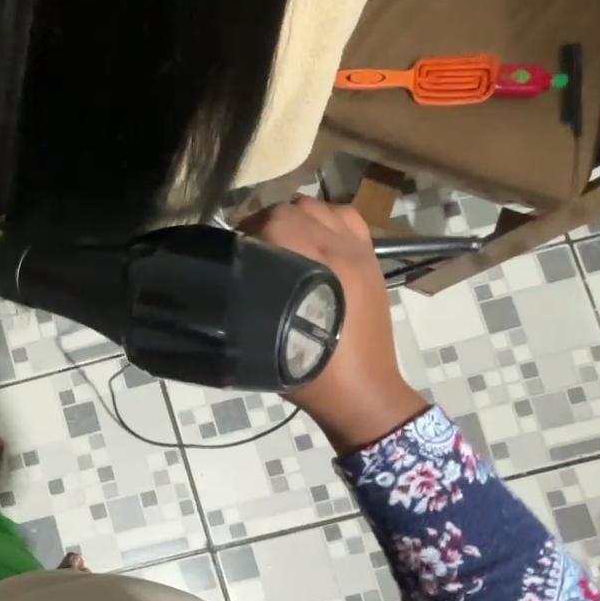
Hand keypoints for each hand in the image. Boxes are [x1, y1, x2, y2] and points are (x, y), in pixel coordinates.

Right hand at [241, 198, 426, 452]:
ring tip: (279, 242)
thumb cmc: (310, 374)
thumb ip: (250, 302)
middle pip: (298, 208)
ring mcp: (362, 252)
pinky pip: (348, 220)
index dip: (247, 229)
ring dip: (297, 217)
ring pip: (323, 208)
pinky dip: (326, 220)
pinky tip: (311, 241)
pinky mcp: (372, 260)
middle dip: (268, 221)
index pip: (275, 220)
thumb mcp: (266, 342)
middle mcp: (343, 250)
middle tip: (251, 248)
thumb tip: (227, 276)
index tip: (232, 250)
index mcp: (318, 267)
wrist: (363, 392)